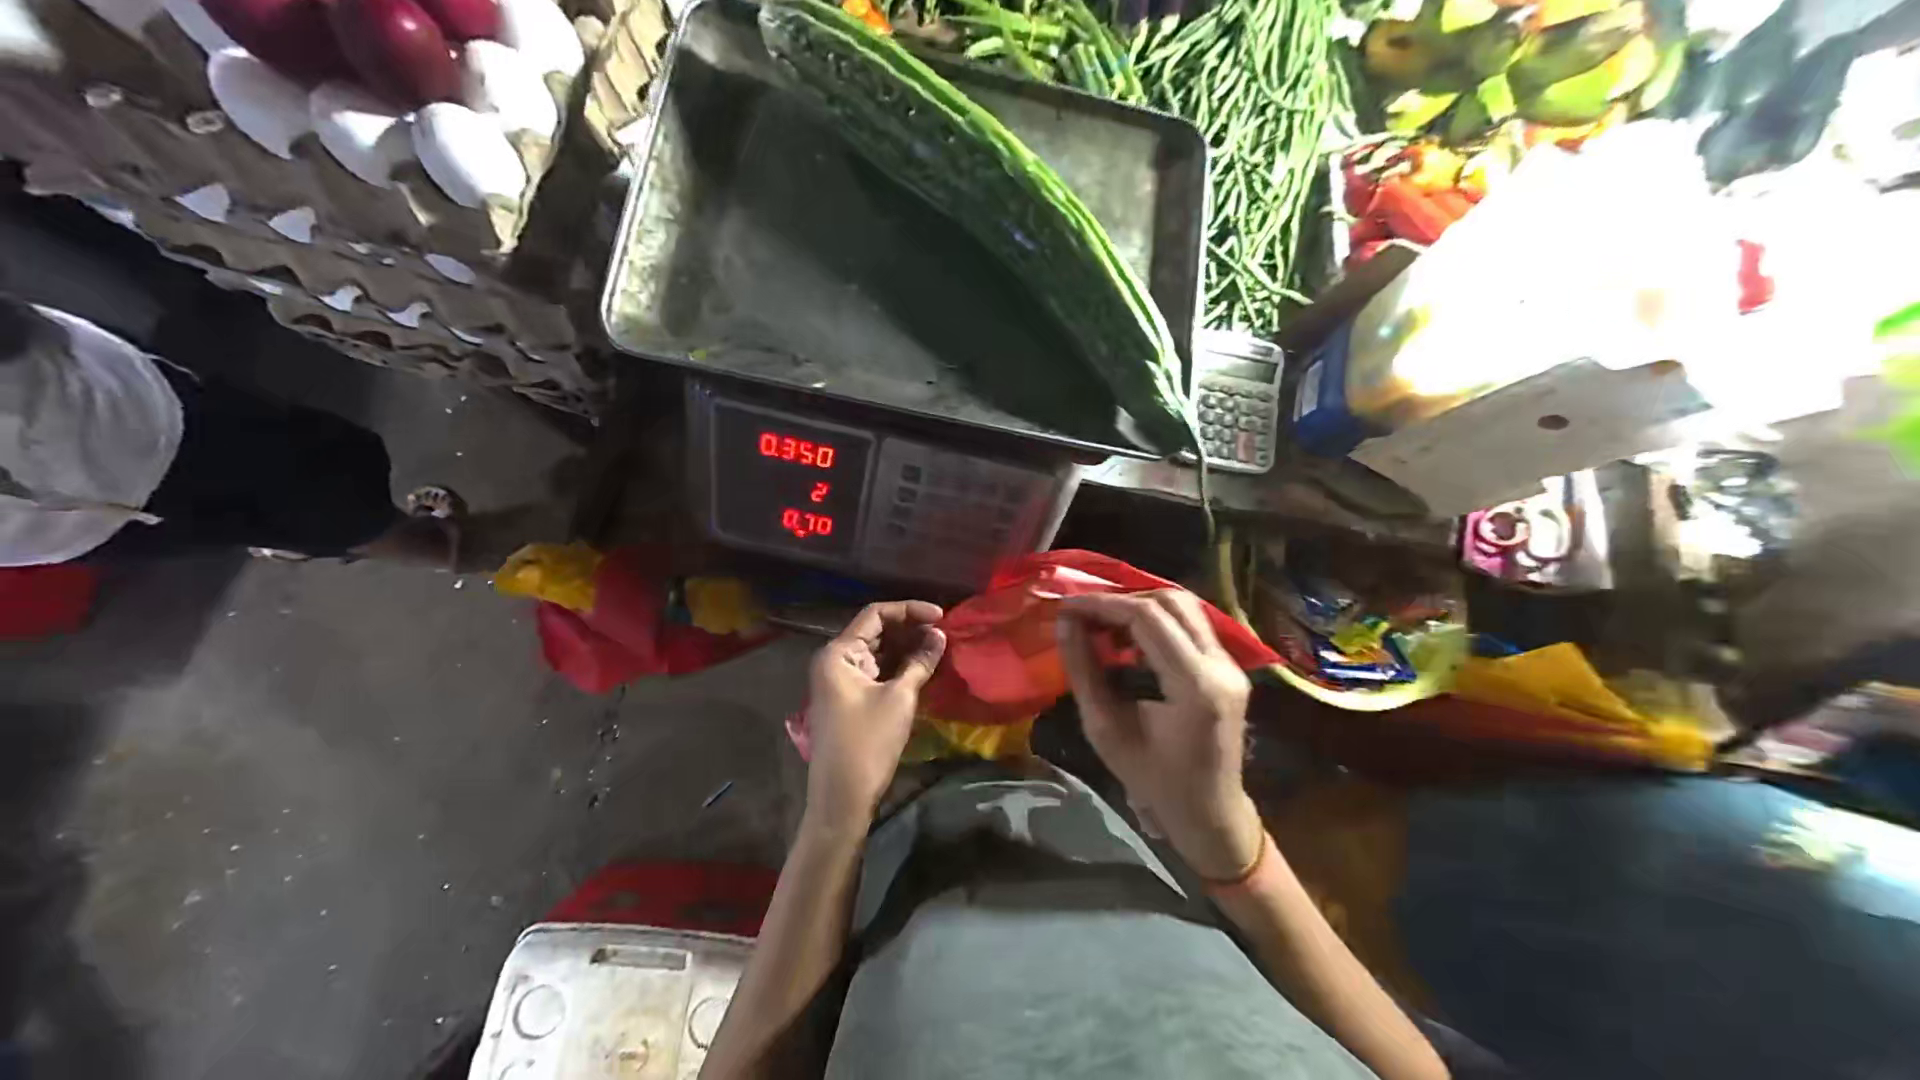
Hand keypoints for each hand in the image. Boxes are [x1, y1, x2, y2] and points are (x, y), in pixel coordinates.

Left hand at [803, 600, 946, 829]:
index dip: (910, 610)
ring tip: (939, 647)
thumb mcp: (899, 698)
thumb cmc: (868, 742)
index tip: (941, 616)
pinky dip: (898, 666)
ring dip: (906, 647)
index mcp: (838, 653)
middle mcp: (835, 660)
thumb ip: (920, 662)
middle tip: (944, 633)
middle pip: (876, 630)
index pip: (875, 615)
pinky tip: (923, 666)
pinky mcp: (850, 697)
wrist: (842, 796)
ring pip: (878, 651)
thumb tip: (940, 635)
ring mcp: (841, 679)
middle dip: (910, 628)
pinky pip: (876, 670)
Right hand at [1057, 590, 1262, 879]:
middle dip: (1120, 601)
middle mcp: (1221, 665)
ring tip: (1103, 623)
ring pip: (1184, 606)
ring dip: (1140, 606)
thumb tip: (1064, 622)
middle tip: (1083, 614)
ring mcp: (1231, 664)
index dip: (1102, 605)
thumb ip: (1084, 670)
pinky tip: (1129, 638)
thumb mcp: (1105, 728)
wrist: (1209, 812)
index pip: (1147, 618)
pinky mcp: (1229, 666)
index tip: (1066, 607)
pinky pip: (1191, 624)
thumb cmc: (1152, 779)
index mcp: (1195, 685)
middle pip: (1170, 601)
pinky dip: (1156, 620)